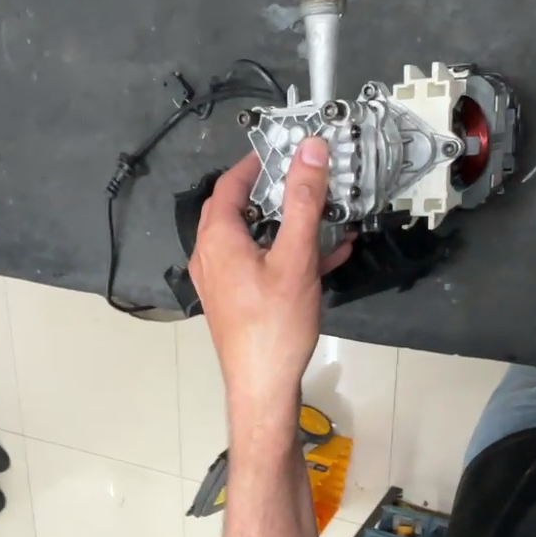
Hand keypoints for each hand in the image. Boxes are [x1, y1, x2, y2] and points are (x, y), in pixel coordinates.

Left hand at [190, 137, 353, 441]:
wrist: (263, 385)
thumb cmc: (274, 326)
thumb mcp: (295, 256)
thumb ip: (304, 200)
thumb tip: (309, 151)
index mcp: (217, 239)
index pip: (230, 184)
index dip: (255, 163)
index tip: (283, 151)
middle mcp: (210, 256)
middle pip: (239, 209)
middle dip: (274, 193)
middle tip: (304, 181)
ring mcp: (220, 281)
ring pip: (252, 239)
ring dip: (286, 226)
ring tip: (324, 219)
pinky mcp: (234, 301)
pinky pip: (258, 266)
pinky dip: (285, 255)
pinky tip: (325, 257)